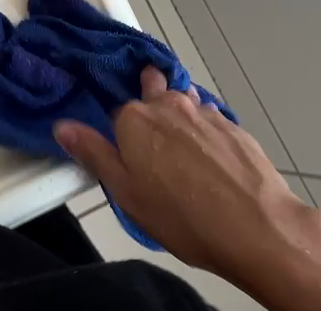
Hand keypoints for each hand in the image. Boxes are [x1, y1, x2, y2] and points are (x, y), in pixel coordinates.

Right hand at [54, 67, 320, 295]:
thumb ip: (93, 154)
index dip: (121, 132)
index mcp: (134, 118)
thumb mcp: (127, 193)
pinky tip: (212, 161)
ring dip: (180, 116)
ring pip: (184, 103)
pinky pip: (212, 120)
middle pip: (152, 91)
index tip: (127, 153)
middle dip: (150, 104)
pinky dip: (207, 133)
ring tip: (183, 153)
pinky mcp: (235, 126)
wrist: (259, 229)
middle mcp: (168, 104)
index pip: (117, 113)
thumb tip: (62, 125)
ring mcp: (205, 112)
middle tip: (154, 143)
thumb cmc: (184, 217)